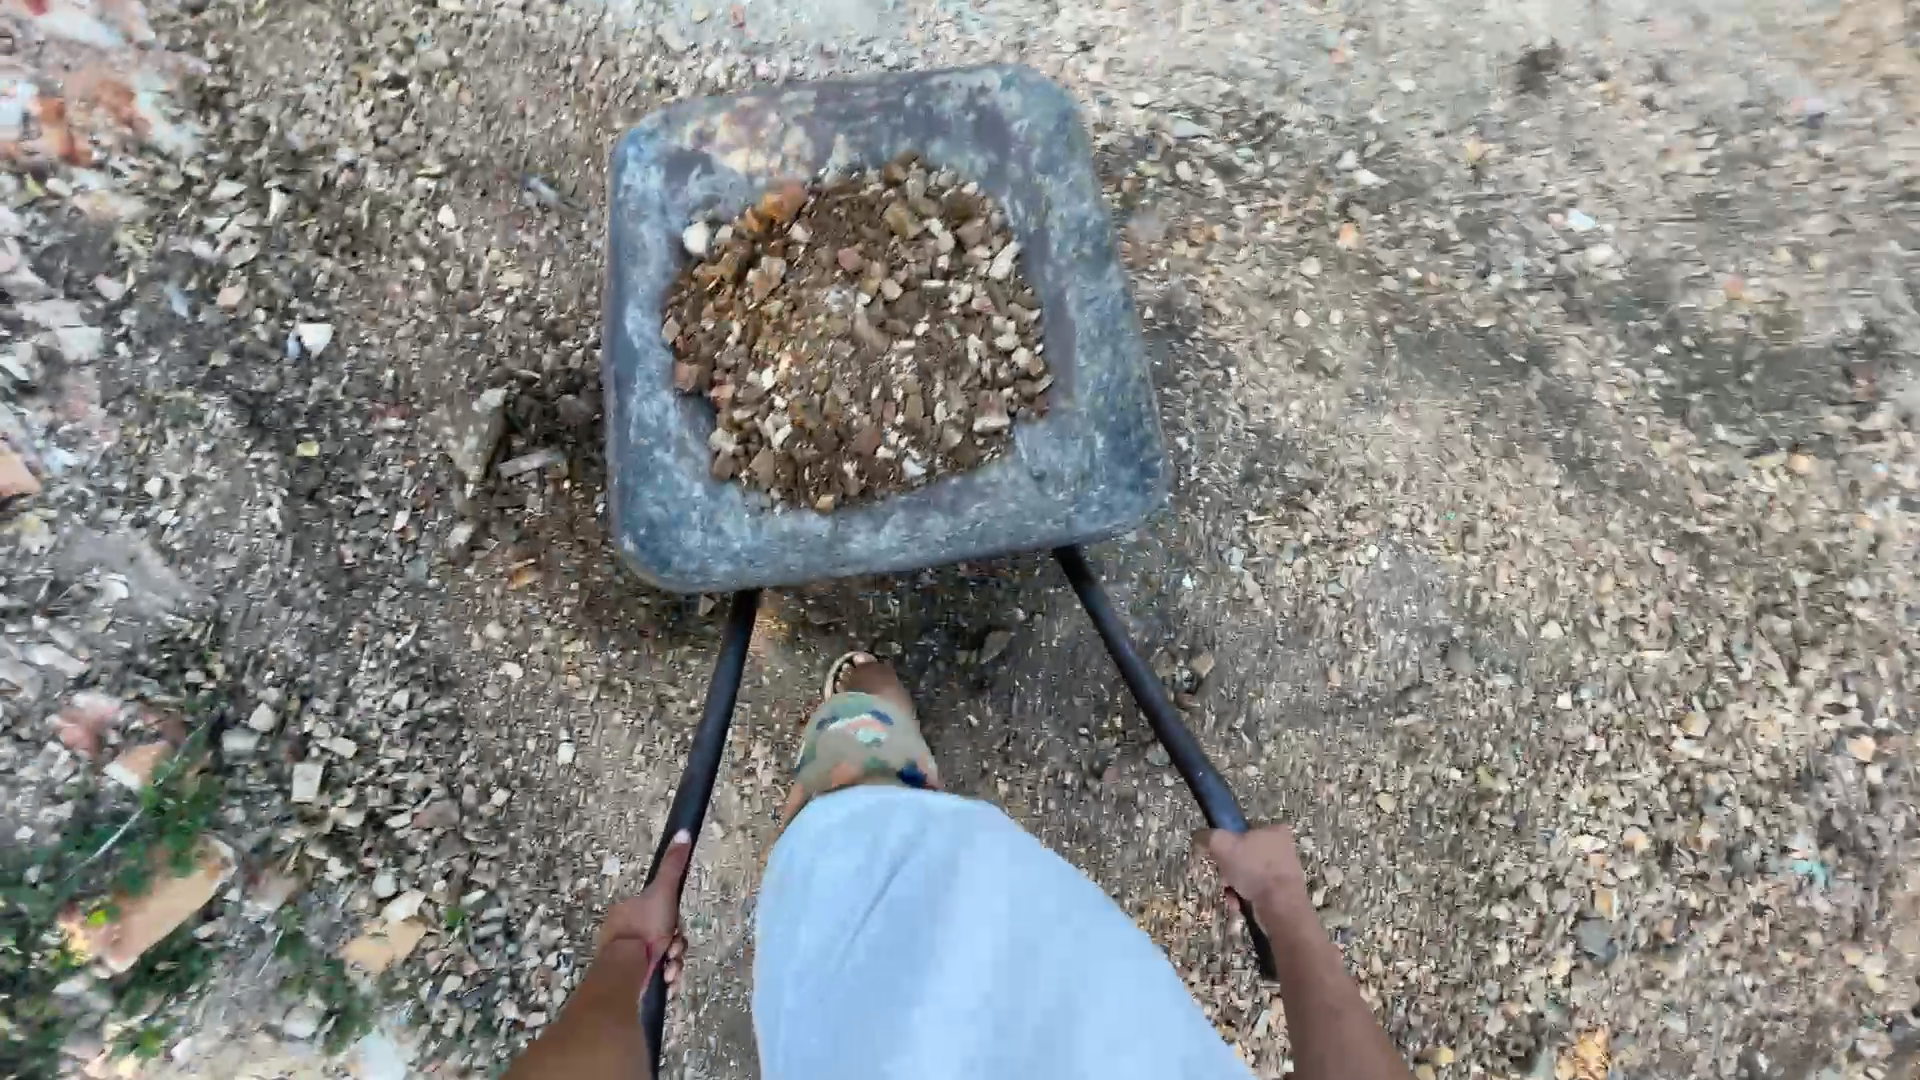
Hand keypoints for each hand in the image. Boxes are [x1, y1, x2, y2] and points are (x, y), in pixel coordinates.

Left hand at [600, 829, 692, 988]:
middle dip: (675, 947)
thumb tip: (684, 831)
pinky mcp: (630, 982)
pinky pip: (656, 978)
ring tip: (670, 972)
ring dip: (672, 965)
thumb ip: (674, 864)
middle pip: (664, 936)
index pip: (660, 912)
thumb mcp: (663, 890)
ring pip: (662, 959)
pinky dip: (665, 981)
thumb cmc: (644, 927)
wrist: (625, 971)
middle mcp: (624, 935)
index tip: (675, 929)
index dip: (673, 921)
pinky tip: (667, 984)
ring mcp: (626, 960)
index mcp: (627, 912)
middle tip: (674, 952)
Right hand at [1196, 824, 1311, 916]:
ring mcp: (1285, 873)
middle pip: (1244, 854)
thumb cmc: (1253, 868)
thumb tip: (1199, 837)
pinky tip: (1238, 902)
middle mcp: (1284, 849)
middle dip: (1229, 867)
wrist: (1280, 907)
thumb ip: (1205, 836)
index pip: (1245, 829)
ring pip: (1248, 874)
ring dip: (1234, 883)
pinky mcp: (1284, 894)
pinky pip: (1256, 890)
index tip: (1221, 852)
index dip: (1230, 840)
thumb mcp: (1220, 843)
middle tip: (1224, 873)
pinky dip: (1244, 896)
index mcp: (1274, 830)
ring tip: (1230, 891)